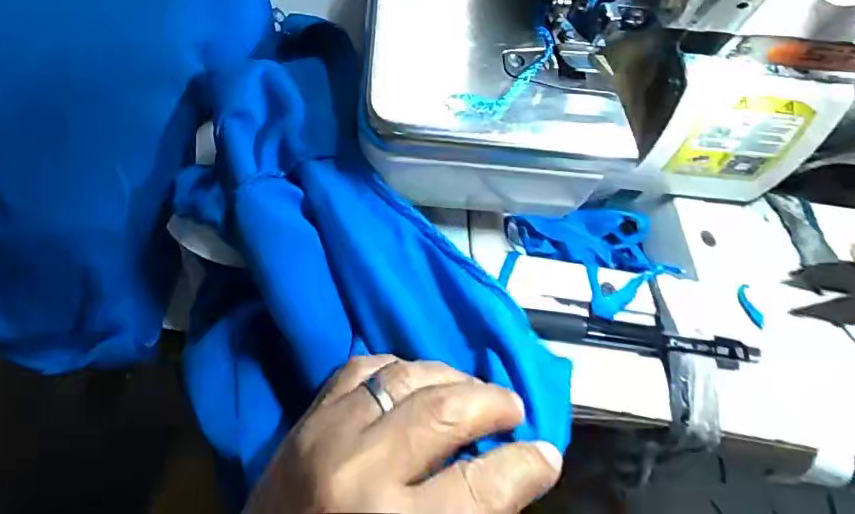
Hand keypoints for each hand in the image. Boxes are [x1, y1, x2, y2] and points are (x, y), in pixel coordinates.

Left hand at [245, 355, 561, 513]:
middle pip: (442, 413)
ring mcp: (329, 432)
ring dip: (446, 376)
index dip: (522, 468)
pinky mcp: (307, 414)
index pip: (478, 488)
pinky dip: (394, 367)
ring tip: (473, 388)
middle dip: (489, 404)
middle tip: (515, 409)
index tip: (546, 454)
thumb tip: (509, 478)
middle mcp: (362, 469)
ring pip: (401, 377)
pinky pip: (359, 369)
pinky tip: (415, 377)